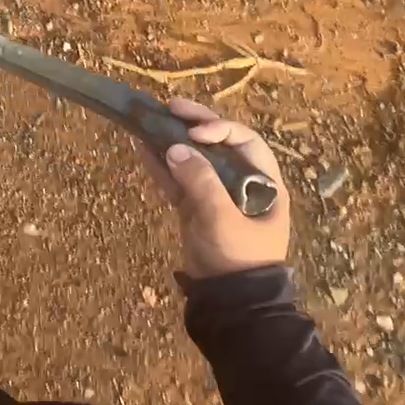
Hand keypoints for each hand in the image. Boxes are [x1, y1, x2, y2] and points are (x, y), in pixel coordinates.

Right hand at [135, 98, 289, 278]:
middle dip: (195, 123)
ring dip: (172, 138)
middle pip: (218, 143)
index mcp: (264, 183)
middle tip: (170, 106)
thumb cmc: (238, 256)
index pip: (245, 142)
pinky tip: (140, 145)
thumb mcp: (222, 218)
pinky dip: (159, 162)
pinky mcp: (193, 205)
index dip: (220, 129)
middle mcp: (241, 182)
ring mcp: (215, 193)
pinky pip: (175, 177)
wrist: (230, 298)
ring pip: (193, 156)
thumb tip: (174, 148)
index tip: (193, 134)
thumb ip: (201, 181)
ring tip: (150, 118)